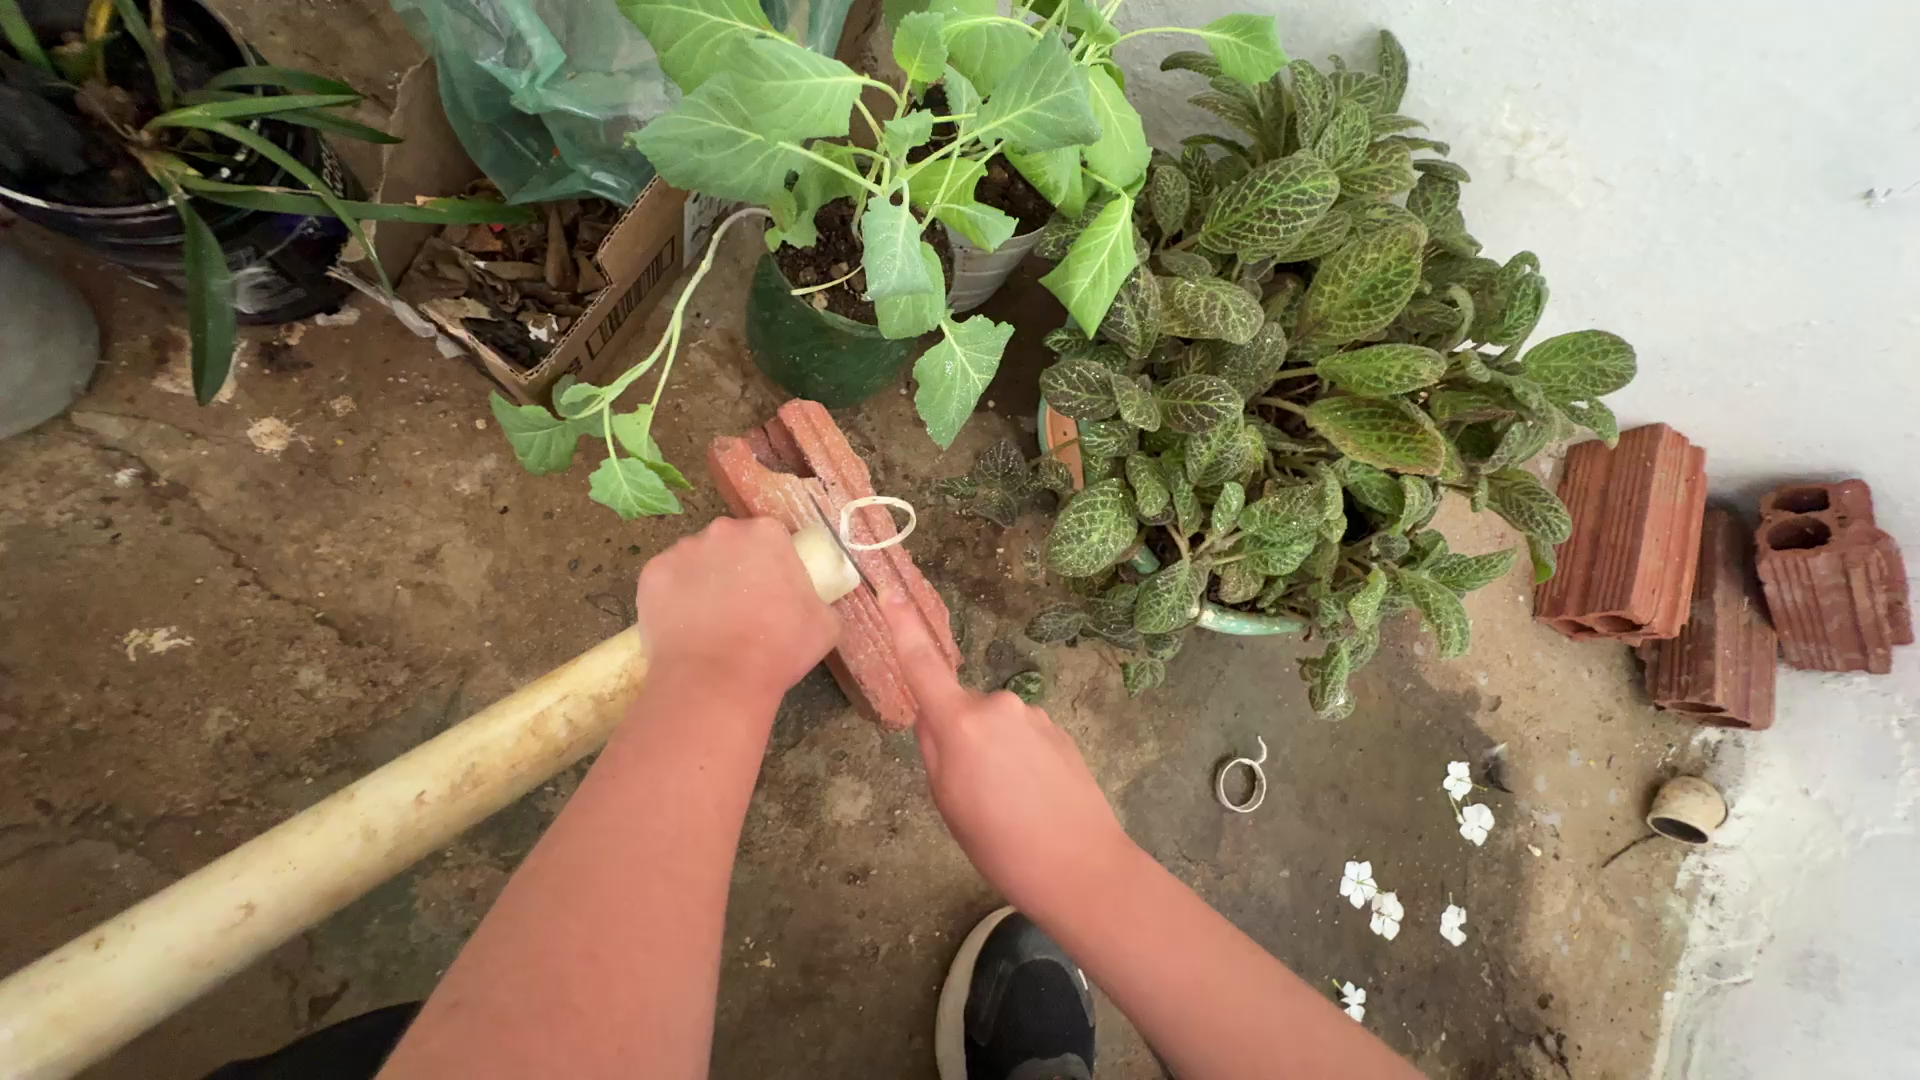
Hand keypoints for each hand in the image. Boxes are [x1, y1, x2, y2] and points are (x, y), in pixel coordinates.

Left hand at [634, 516, 838, 711]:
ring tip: (710, 621)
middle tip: (743, 606)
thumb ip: (817, 600)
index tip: (773, 590)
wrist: (717, 680)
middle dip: (736, 566)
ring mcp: (682, 551)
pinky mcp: (651, 575)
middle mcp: (723, 531)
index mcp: (767, 534)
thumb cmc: (779, 649)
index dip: (773, 564)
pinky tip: (685, 626)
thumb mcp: (825, 624)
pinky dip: (674, 598)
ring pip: (696, 560)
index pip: (772, 538)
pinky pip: (667, 581)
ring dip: (704, 580)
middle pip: (731, 543)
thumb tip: (808, 604)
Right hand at [878, 589, 1135, 914]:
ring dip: (993, 752)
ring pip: (994, 726)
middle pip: (961, 710)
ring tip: (1010, 804)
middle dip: (959, 738)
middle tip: (974, 793)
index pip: (922, 664)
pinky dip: (1020, 759)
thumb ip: (934, 749)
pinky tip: (1034, 799)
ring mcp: (1033, 715)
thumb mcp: (947, 802)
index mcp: (961, 722)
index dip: (902, 627)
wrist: (1081, 867)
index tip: (890, 591)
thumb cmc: (1000, 844)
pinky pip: (1023, 736)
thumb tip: (934, 719)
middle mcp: (998, 705)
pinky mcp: (1059, 729)